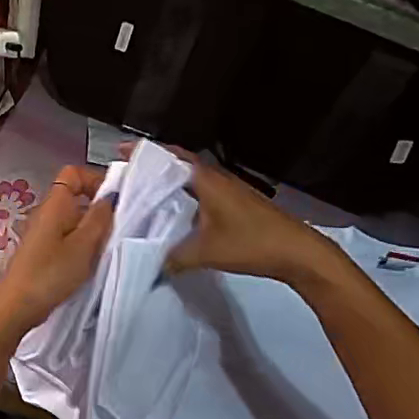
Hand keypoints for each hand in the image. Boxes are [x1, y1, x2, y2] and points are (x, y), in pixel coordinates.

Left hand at [0, 166, 115, 335]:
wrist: (17, 306)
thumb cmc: (51, 273)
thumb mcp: (84, 245)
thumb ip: (100, 218)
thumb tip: (109, 198)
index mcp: (54, 205)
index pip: (73, 174)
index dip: (95, 179)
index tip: (113, 200)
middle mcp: (45, 214)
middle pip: (75, 198)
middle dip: (98, 209)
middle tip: (115, 229)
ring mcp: (41, 235)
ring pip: (72, 221)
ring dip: (90, 231)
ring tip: (104, 249)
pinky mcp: (41, 253)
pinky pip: (65, 239)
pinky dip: (79, 246)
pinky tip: (88, 263)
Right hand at [142, 145, 344, 286]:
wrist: (296, 252)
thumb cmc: (251, 243)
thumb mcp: (204, 253)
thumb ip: (171, 258)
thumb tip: (149, 266)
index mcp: (207, 181)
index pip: (171, 157)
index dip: (145, 153)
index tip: (121, 153)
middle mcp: (217, 179)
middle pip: (178, 166)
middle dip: (151, 170)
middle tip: (125, 179)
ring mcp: (228, 191)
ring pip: (189, 182)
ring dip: (167, 186)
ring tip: (141, 197)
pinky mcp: (234, 205)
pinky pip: (199, 195)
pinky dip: (181, 200)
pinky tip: (170, 216)